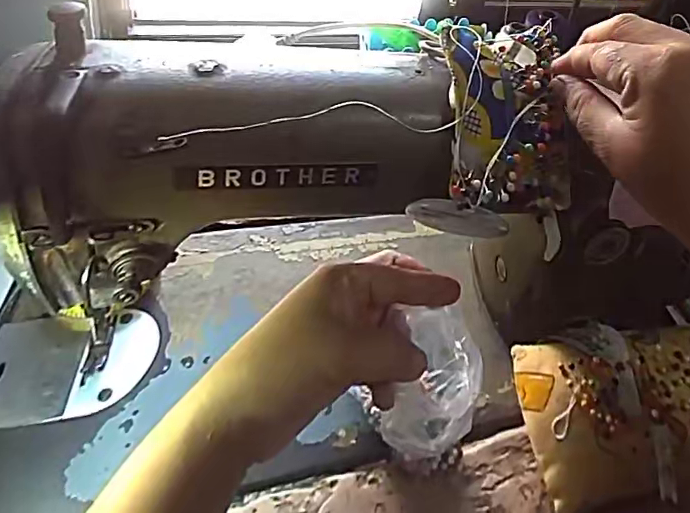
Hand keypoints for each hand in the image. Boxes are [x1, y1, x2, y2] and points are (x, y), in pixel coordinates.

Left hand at [199, 251, 460, 463]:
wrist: (233, 415)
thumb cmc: (288, 366)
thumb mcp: (346, 353)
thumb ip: (391, 352)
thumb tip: (420, 360)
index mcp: (341, 281)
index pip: (394, 275)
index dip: (426, 284)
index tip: (455, 292)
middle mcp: (339, 298)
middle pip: (388, 300)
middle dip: (407, 321)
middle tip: (429, 336)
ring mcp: (332, 329)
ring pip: (380, 333)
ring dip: (393, 356)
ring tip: (394, 384)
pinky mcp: (327, 359)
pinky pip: (368, 357)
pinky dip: (379, 373)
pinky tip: (379, 396)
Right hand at [549, 15, 689, 257]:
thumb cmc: (679, 190)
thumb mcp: (617, 149)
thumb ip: (583, 107)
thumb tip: (563, 83)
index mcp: (655, 65)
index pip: (598, 50)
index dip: (569, 62)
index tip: (552, 76)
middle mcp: (688, 49)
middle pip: (628, 27)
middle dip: (595, 43)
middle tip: (575, 70)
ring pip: (658, 36)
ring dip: (627, 49)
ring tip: (608, 80)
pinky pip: (686, 54)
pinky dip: (659, 60)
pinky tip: (650, 91)